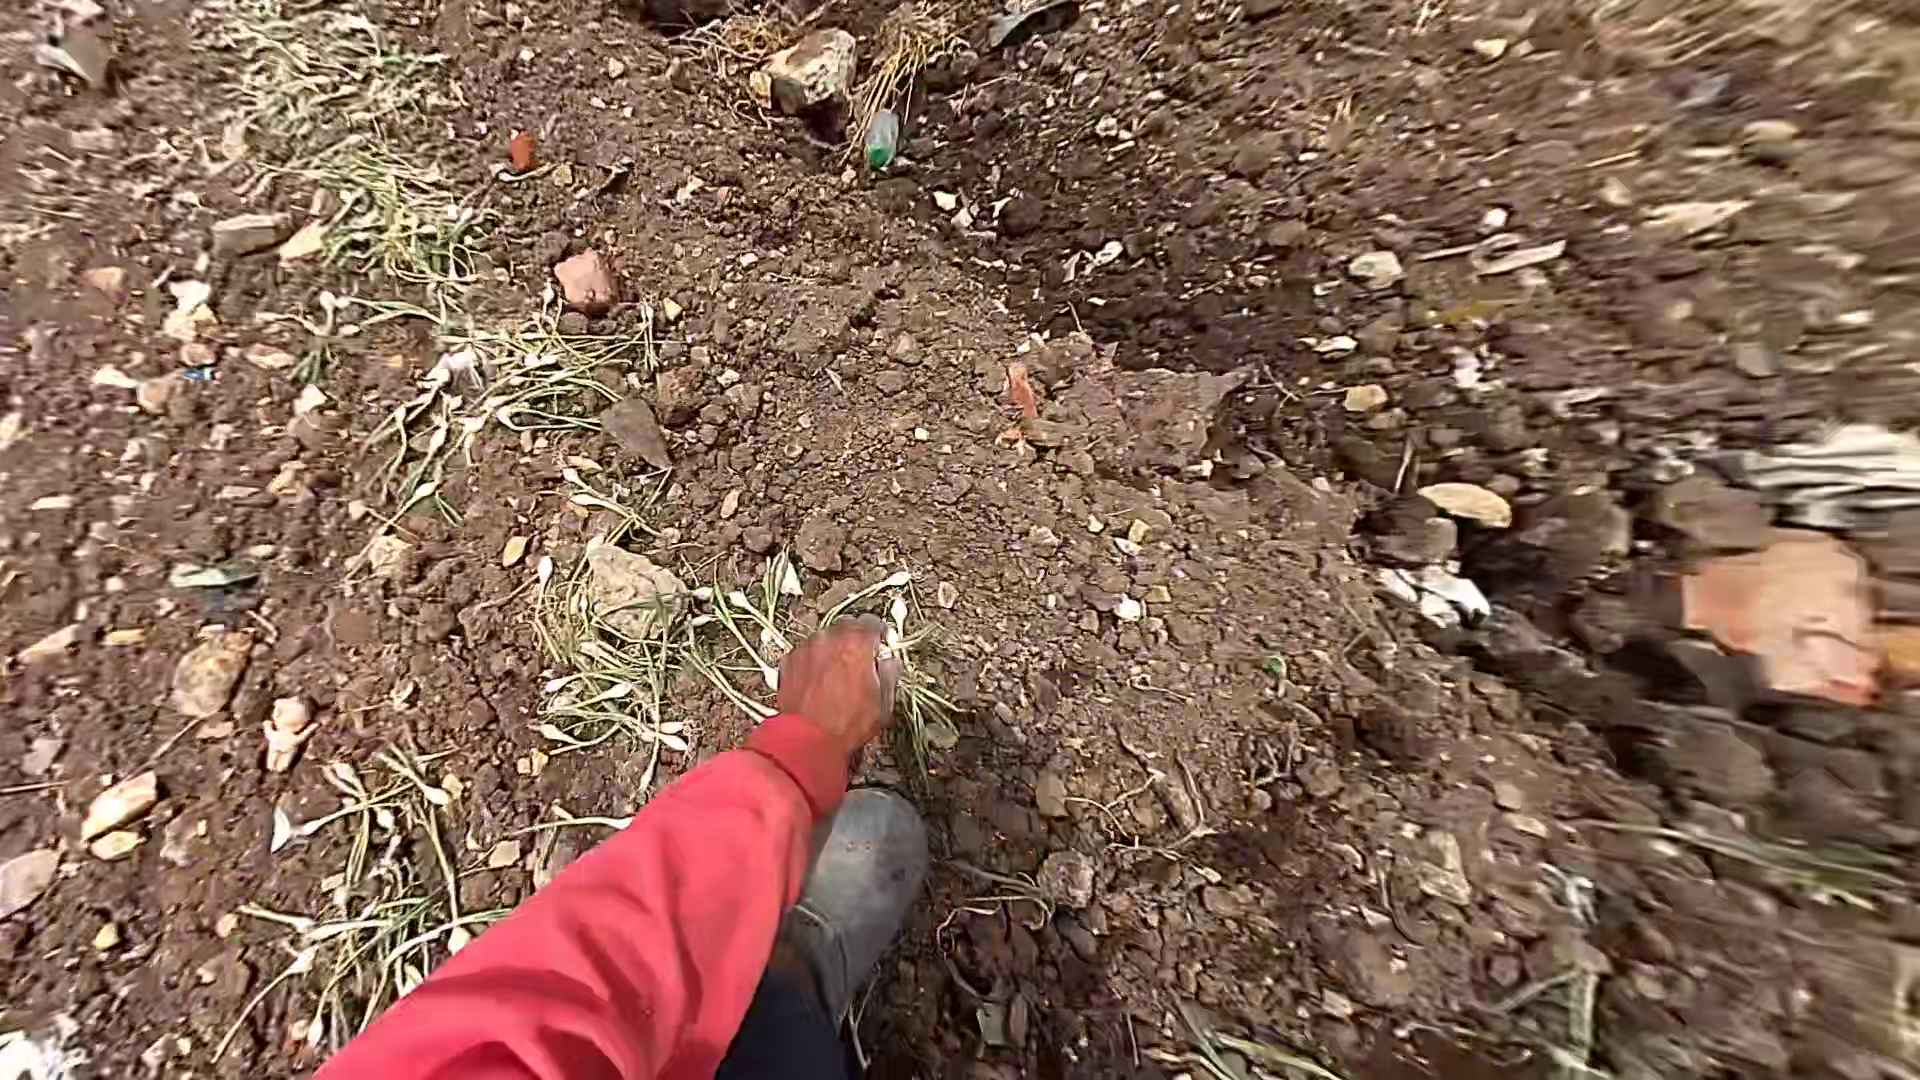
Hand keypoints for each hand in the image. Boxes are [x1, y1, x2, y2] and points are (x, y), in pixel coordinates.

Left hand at [777, 615, 898, 757]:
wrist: (806, 741)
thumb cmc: (845, 724)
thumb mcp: (883, 702)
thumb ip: (890, 673)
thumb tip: (889, 663)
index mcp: (857, 643)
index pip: (873, 623)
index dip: (879, 635)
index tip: (881, 643)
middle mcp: (830, 638)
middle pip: (847, 628)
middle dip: (855, 642)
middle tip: (859, 662)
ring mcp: (806, 648)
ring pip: (825, 640)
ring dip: (832, 651)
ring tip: (836, 676)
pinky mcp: (789, 661)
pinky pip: (806, 653)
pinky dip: (813, 662)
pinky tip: (818, 682)